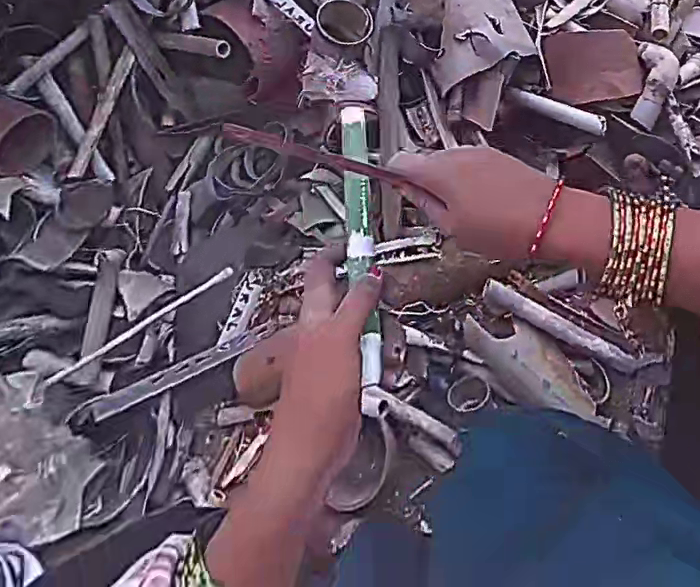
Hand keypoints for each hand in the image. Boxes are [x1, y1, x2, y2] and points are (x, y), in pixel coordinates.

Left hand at [258, 254, 381, 481]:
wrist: (311, 456)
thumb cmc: (318, 399)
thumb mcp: (341, 340)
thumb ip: (358, 304)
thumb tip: (371, 274)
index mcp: (314, 316)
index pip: (322, 271)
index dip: (340, 253)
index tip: (365, 243)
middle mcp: (323, 330)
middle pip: (356, 299)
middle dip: (378, 305)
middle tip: (388, 313)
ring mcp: (337, 354)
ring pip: (370, 328)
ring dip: (384, 339)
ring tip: (386, 358)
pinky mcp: (350, 376)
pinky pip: (374, 357)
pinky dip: (383, 363)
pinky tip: (383, 377)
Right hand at [387, 147, 556, 260]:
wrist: (550, 218)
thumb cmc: (505, 229)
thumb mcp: (453, 228)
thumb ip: (425, 205)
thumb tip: (409, 191)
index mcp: (439, 171)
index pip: (399, 161)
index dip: (393, 177)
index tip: (397, 192)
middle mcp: (457, 154)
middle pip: (424, 160)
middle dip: (422, 182)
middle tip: (434, 212)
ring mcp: (479, 152)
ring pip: (447, 162)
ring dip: (446, 181)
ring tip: (463, 212)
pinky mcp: (497, 156)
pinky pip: (469, 163)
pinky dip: (467, 179)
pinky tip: (481, 204)